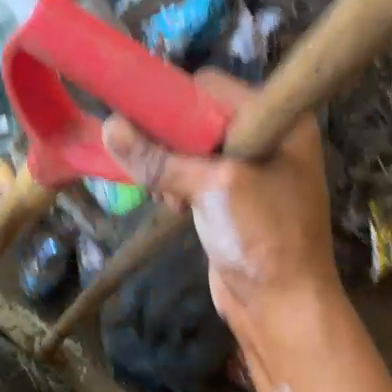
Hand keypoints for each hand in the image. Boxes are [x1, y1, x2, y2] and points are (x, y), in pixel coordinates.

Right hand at [102, 69, 338, 333]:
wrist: (282, 304)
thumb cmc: (262, 236)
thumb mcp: (211, 187)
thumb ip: (159, 158)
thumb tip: (109, 127)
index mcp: (279, 119)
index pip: (212, 87)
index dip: (175, 103)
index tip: (145, 126)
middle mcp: (266, 135)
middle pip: (195, 117)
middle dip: (167, 141)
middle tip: (155, 168)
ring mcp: (248, 167)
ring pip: (186, 148)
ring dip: (167, 168)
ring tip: (167, 195)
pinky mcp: (230, 196)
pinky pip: (190, 174)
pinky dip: (173, 185)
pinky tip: (171, 206)